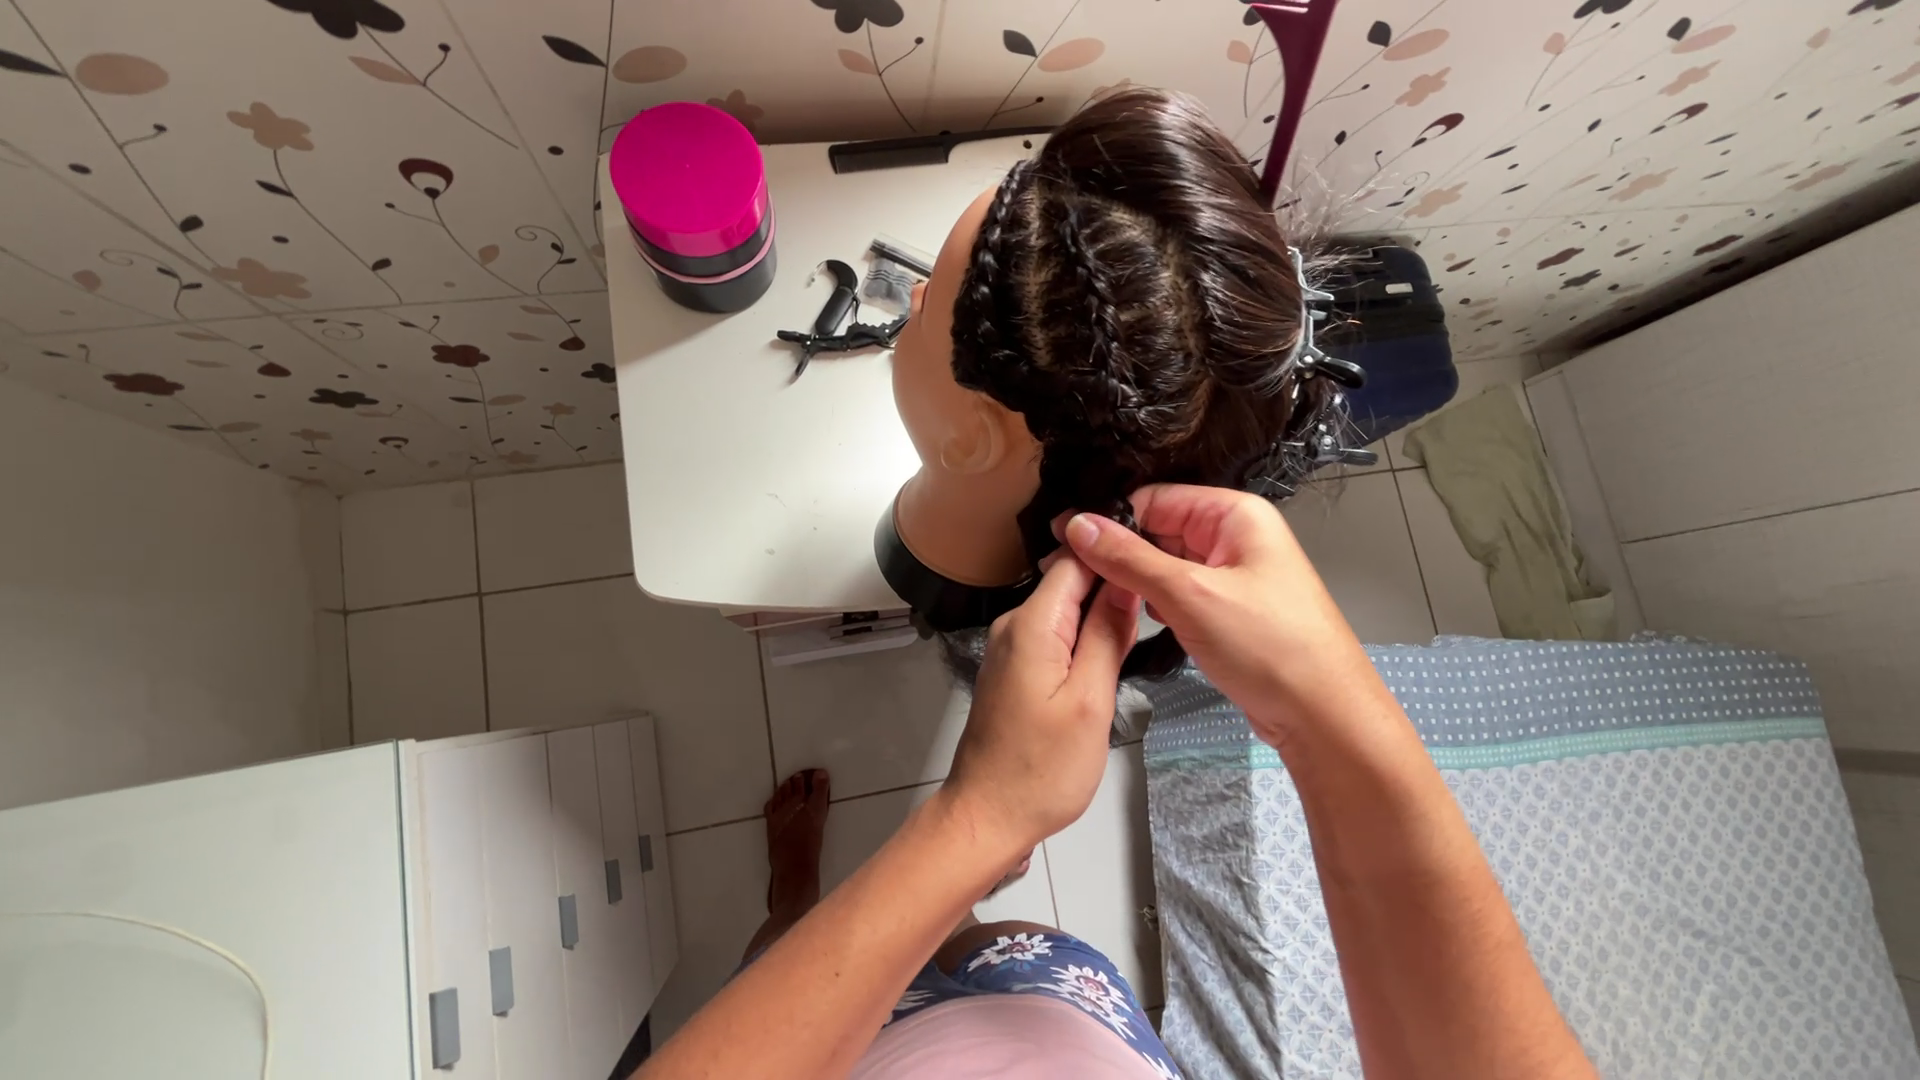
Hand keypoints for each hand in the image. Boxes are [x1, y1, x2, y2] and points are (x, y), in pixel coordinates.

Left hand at [942, 553, 1138, 854]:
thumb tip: (1126, 582)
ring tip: (1144, 630)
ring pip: (1063, 611)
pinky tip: (1108, 657)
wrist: (988, 815)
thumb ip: (1107, 635)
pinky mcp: (1013, 670)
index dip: (1115, 555)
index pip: (1075, 560)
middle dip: (1112, 587)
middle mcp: (1013, 625)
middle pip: (1069, 583)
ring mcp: (1009, 648)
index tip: (1155, 564)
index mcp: (1031, 625)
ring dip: (1099, 616)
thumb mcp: (1090, 701)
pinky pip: (1052, 636)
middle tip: (1161, 604)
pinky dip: (1081, 640)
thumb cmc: (1043, 768)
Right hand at [1061, 484, 1368, 741]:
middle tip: (1076, 575)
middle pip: (1158, 529)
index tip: (1066, 539)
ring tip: (1104, 597)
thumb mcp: (1189, 595)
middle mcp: (1234, 536)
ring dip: (1136, 580)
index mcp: (1235, 514)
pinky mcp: (1226, 609)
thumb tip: (1078, 525)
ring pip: (1165, 564)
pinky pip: (1178, 592)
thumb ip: (1129, 558)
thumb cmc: (1270, 647)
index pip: (1155, 499)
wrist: (1323, 717)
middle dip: (1120, 552)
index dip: (1111, 518)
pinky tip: (1140, 618)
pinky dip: (1155, 603)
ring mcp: (1231, 575)